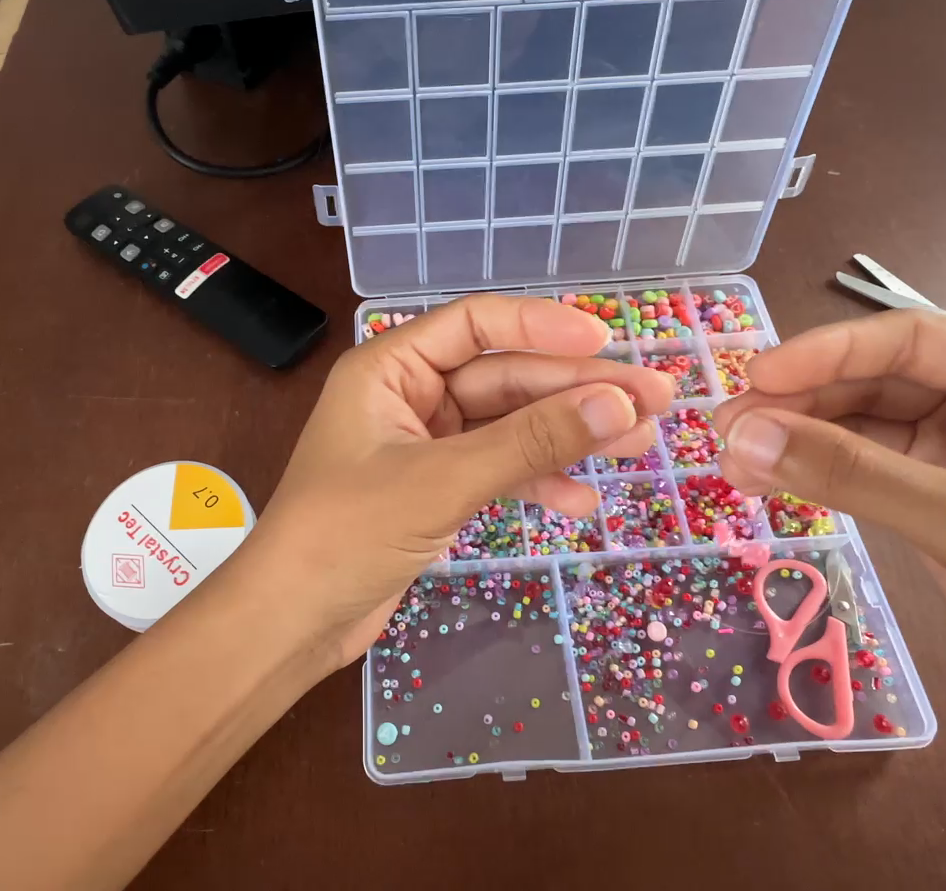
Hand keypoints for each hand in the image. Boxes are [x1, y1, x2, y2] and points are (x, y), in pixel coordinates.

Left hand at [251, 295, 673, 664]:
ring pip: (509, 425)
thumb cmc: (346, 533)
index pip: (475, 324)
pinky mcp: (435, 487)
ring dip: (567, 435)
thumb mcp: (441, 482)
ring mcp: (424, 443)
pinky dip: (536, 480)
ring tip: (637, 446)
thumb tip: (616, 404)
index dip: (542, 326)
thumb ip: (529, 443)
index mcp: (390, 367)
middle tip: (653, 400)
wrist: (292, 622)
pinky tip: (582, 500)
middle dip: (574, 391)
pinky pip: (496, 469)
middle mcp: (409, 394)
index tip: (605, 343)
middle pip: (505, 377)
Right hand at [711, 310, 945, 725]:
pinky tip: (763, 479)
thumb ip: (856, 477)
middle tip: (724, 426)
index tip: (752, 377)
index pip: (911, 340)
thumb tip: (740, 438)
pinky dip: (811, 470)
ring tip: (728, 456)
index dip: (824, 353)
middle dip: (798, 400)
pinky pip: (860, 466)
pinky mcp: (937, 496)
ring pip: (858, 423)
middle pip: (874, 379)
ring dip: (795, 435)